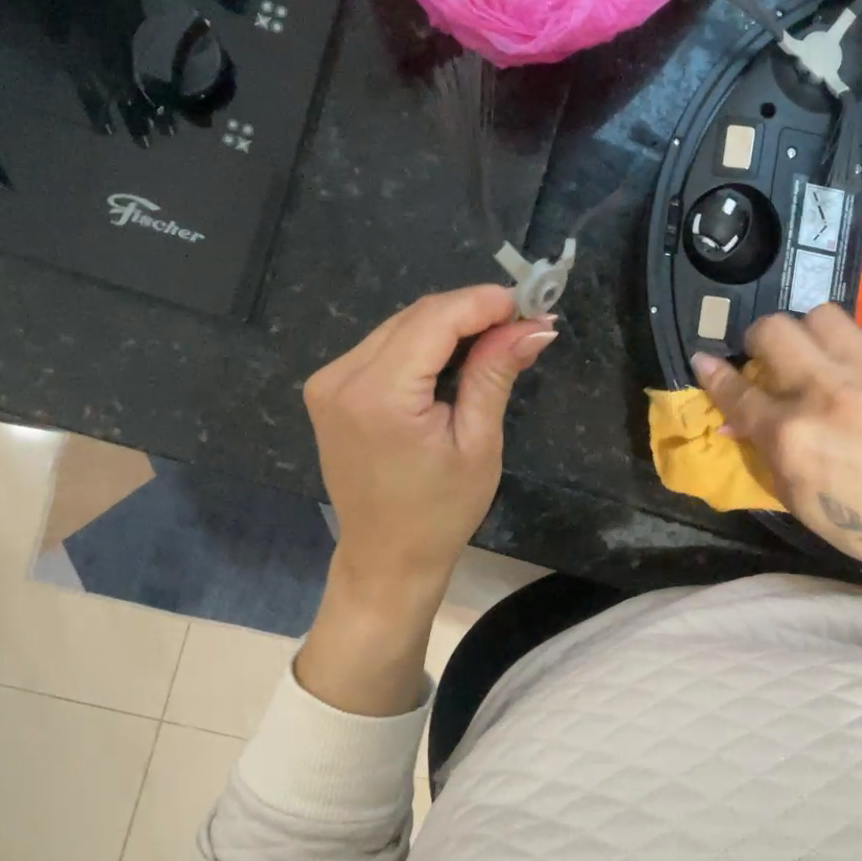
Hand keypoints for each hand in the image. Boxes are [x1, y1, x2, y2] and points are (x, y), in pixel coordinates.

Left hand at [303, 285, 555, 586]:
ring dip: (449, 327)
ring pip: (399, 327)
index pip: (434, 319)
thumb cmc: (441, 513)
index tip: (528, 304)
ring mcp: (328, 381)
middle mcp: (342, 377)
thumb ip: (495, 376)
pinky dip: (423, 345)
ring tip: (497, 342)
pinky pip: (383, 348)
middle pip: (415, 317)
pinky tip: (455, 360)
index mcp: (380, 396)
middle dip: (471, 313)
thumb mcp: (478, 445)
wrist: (387, 557)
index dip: (483, 303)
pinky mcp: (329, 389)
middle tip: (522, 325)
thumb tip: (532, 328)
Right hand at [691, 304, 861, 583]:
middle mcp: (829, 394)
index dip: (715, 374)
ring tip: (816, 356)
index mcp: (794, 437)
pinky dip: (853, 346)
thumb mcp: (795, 497)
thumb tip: (733, 419)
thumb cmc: (859, 522)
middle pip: (775, 330)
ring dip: (808, 334)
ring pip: (822, 316)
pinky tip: (859, 370)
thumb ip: (763, 450)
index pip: (739, 391)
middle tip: (767, 357)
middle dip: (759, 339)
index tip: (704, 360)